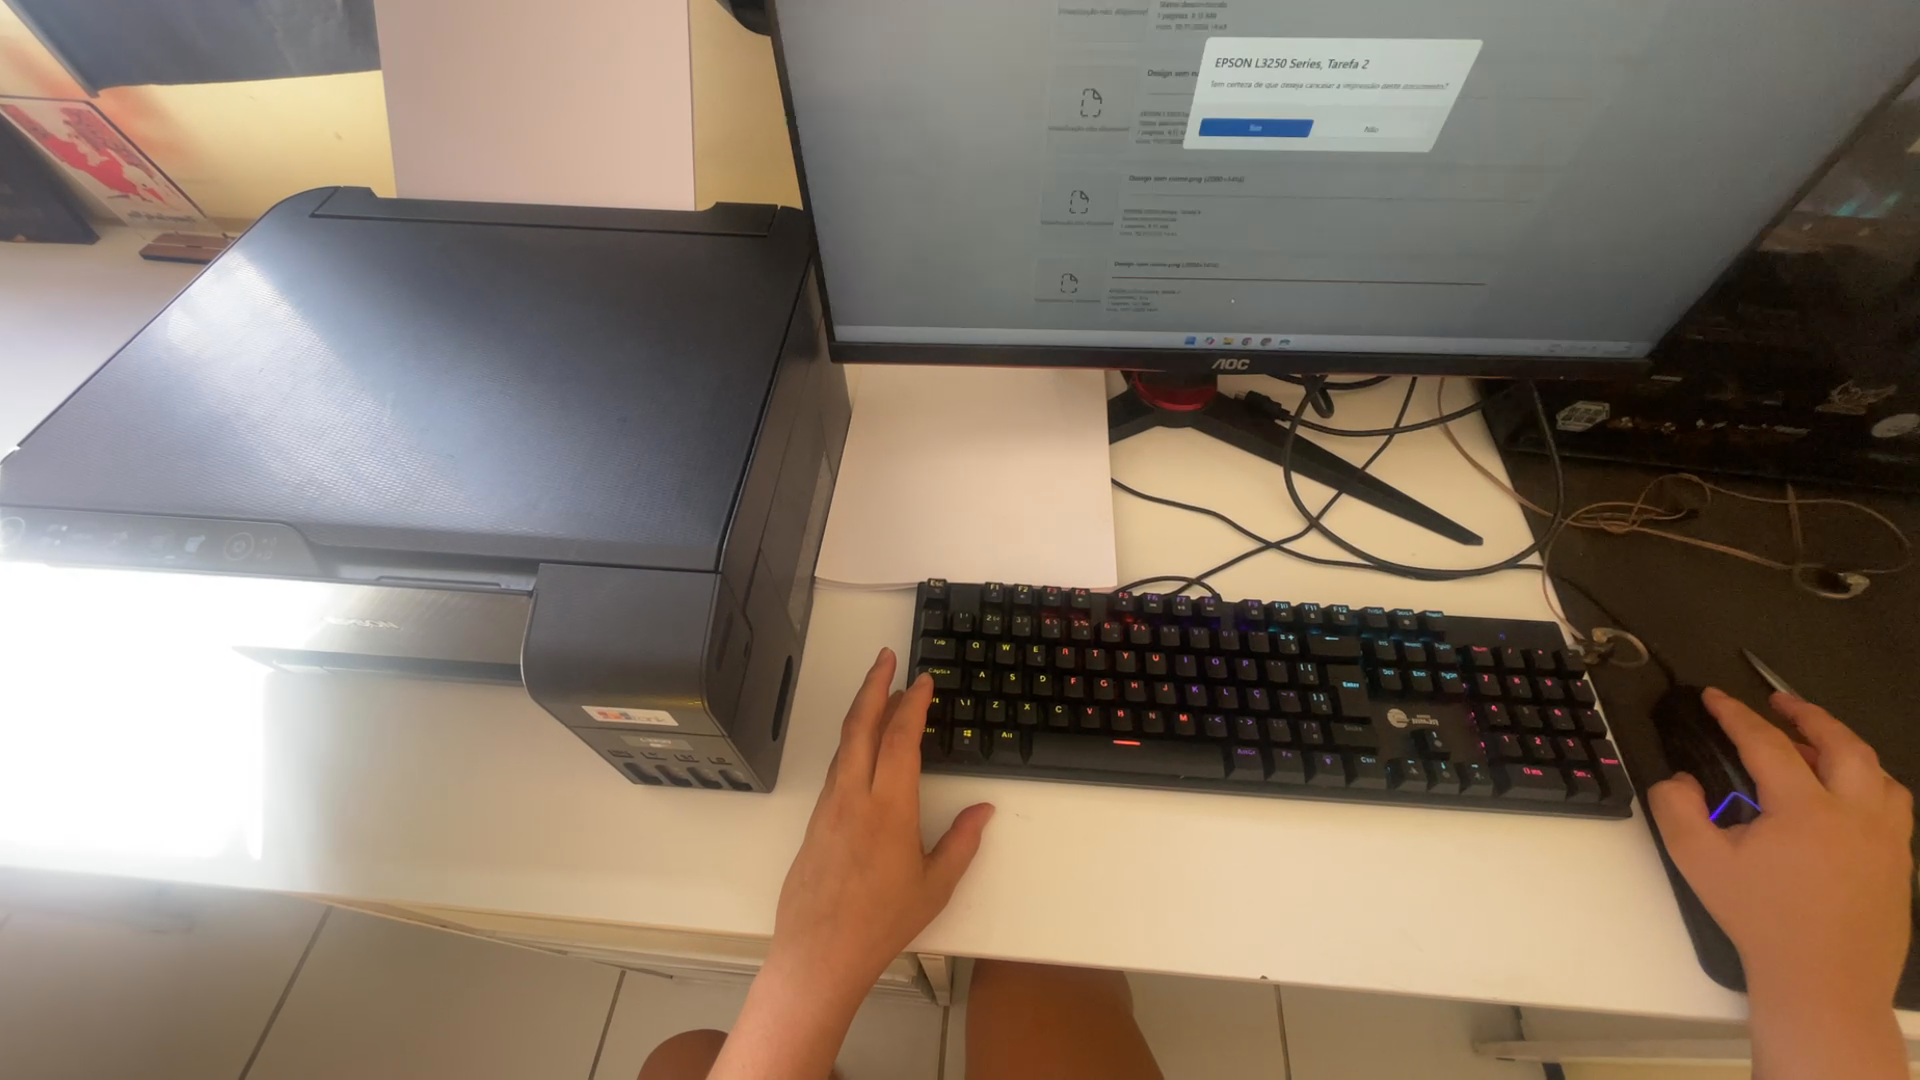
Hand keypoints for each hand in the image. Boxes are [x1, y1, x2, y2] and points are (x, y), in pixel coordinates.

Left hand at [710, 649, 994, 1079]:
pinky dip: (852, 739)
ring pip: (844, 742)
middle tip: (887, 656)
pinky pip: (836, 764)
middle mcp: (854, 795)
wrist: (818, 955)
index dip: (912, 703)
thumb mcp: (935, 885)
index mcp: (888, 807)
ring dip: (862, 709)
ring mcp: (830, 804)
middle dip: (875, 684)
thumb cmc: (882, 923)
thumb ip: (962, 841)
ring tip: (880, 690)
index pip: (900, 739)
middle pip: (861, 725)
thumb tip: (984, 809)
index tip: (923, 680)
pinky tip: (863, 742)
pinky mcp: (816, 818)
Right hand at [1648, 688, 1911, 1078]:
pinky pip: (1893, 806)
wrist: (1823, 977)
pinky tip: (1839, 792)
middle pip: (1846, 748)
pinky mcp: (1899, 864)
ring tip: (1813, 743)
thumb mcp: (1694, 856)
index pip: (1768, 745)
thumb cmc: (1757, 913)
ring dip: (1845, 748)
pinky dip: (1866, 782)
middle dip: (1811, 716)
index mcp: (1807, 810)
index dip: (1736, 714)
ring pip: (1882, 776)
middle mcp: (1858, 817)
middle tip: (1780, 701)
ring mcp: (1888, 841)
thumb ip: (1676, 805)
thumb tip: (1683, 779)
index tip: (1713, 696)